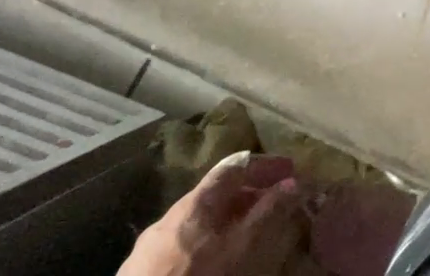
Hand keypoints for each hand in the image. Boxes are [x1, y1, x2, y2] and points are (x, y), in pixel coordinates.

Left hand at [120, 153, 304, 275]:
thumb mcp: (245, 245)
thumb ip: (271, 210)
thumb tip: (293, 183)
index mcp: (194, 203)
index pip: (234, 166)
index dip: (265, 164)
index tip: (290, 171)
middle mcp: (167, 217)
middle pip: (213, 194)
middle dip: (247, 197)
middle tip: (273, 208)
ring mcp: (147, 247)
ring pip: (195, 223)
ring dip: (224, 223)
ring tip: (244, 238)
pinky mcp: (136, 273)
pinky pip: (179, 246)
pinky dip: (204, 244)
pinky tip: (211, 263)